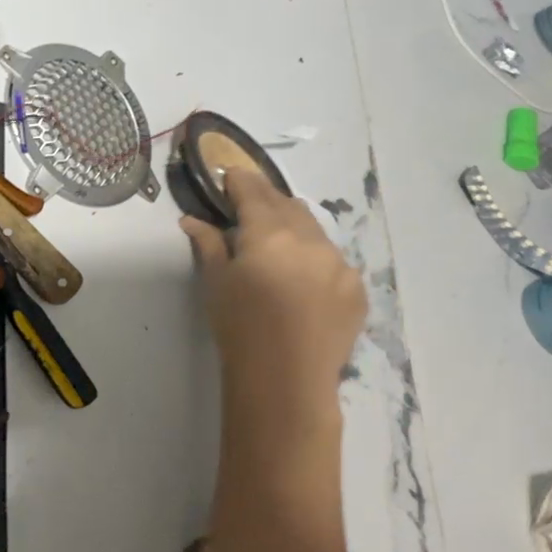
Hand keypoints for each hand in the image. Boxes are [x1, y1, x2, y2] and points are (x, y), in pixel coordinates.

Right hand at [181, 170, 365, 400]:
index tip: (225, 176)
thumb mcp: (214, 278)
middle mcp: (311, 240)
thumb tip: (194, 221)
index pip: (253, 190)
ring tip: (272, 243)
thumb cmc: (238, 321)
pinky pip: (331, 259)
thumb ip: (208, 242)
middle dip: (265, 200)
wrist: (287, 375)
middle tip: (244, 208)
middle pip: (287, 204)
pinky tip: (296, 276)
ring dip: (291, 226)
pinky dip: (311, 255)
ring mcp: (340, 265)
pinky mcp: (357, 289)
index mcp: (271, 232)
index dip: (237, 179)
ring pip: (313, 230)